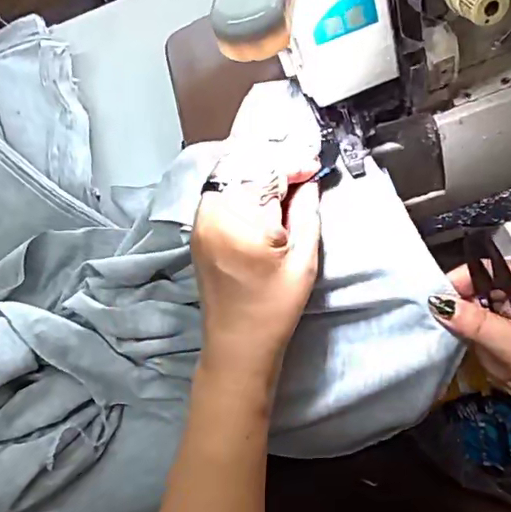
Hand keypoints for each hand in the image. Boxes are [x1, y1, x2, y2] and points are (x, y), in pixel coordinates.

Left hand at [190, 142, 322, 386]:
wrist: (237, 345)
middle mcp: (211, 214)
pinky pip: (221, 196)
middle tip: (301, 173)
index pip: (267, 173)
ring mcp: (200, 222)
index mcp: (237, 220)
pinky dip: (242, 190)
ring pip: (231, 180)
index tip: (312, 167)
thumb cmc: (273, 308)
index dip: (293, 166)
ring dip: (257, 176)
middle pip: (245, 170)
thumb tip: (308, 182)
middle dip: (274, 168)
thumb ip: (306, 213)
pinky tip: (263, 199)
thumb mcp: (303, 261)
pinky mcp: (198, 232)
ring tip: (285, 185)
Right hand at [428, 261, 510, 453]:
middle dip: (483, 330)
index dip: (464, 282)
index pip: (493, 271)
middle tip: (492, 350)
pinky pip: (503, 351)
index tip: (437, 302)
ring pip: (492, 331)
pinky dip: (503, 366)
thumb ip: (475, 323)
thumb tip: (438, 303)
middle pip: (489, 302)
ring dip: (494, 354)